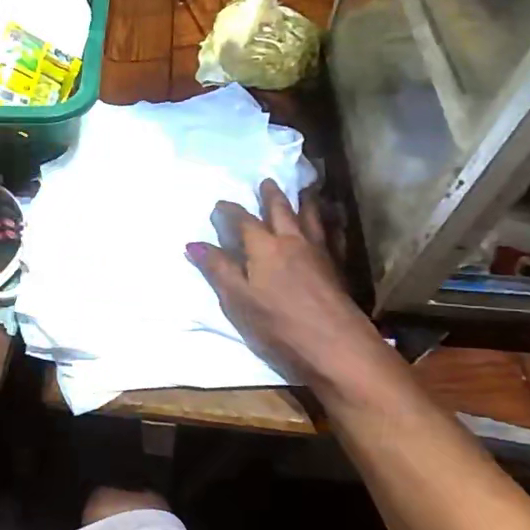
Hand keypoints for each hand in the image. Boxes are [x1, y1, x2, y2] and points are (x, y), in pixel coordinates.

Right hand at [186, 179, 392, 393]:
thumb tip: (193, 244)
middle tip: (265, 182)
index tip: (219, 204)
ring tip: (304, 190)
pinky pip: (332, 236)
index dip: (229, 212)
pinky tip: (331, 225)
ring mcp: (318, 254)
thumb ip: (217, 269)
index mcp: (264, 248)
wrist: (336, 347)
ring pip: (311, 219)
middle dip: (270, 197)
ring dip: (304, 202)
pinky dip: (329, 224)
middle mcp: (292, 242)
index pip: (243, 221)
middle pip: (280, 212)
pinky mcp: (336, 269)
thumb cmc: (277, 324)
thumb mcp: (237, 299)